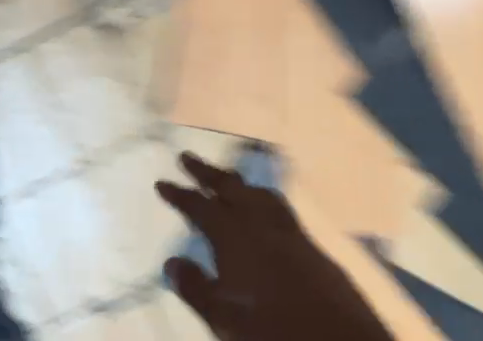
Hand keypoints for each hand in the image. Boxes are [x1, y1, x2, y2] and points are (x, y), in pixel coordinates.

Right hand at [157, 152, 395, 340]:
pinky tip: (269, 220)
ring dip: (242, 185)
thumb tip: (172, 262)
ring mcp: (296, 239)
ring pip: (264, 198)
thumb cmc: (276, 336)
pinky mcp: (320, 257)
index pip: (200, 206)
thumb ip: (196, 288)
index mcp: (236, 239)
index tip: (161, 183)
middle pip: (232, 189)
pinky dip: (268, 206)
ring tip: (231, 180)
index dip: (179, 194)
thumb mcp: (224, 321)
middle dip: (208, 173)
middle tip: (188, 158)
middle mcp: (264, 228)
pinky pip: (286, 216)